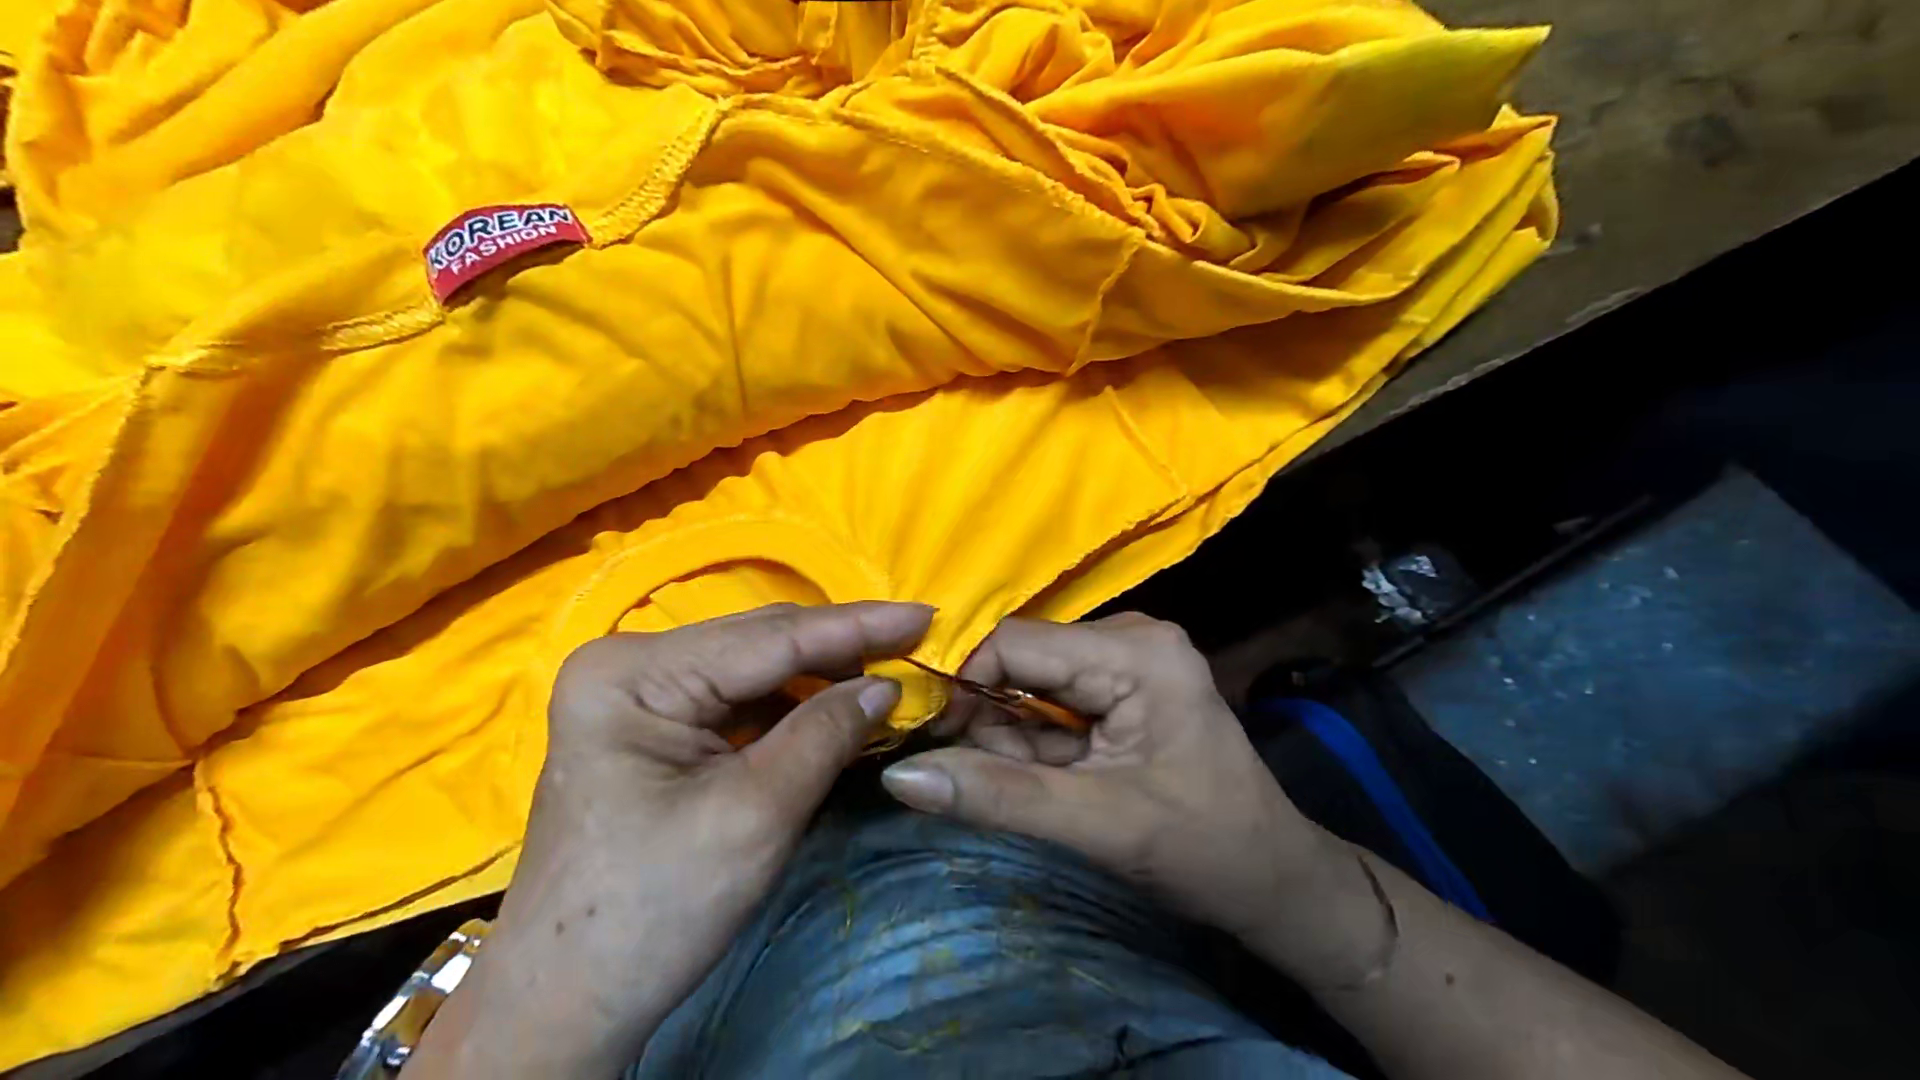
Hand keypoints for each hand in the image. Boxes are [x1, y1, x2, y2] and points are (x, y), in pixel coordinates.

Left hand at [407, 601, 931, 1078]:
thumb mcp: (756, 814)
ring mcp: (638, 692)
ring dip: (821, 675)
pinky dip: (794, 703)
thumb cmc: (655, 910)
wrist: (569, 1002)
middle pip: (760, 643)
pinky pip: (740, 698)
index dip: (857, 626)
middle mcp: (630, 664)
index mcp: (634, 674)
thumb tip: (888, 683)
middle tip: (915, 645)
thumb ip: (826, 734)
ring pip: (755, 668)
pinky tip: (836, 707)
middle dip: (841, 648)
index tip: (925, 614)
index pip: (769, 638)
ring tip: (887, 676)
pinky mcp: (654, 723)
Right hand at [879, 613, 1338, 941]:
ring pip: (1028, 684)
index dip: (964, 686)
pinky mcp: (1117, 684)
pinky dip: (1034, 742)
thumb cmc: (1205, 850)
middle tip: (998, 782)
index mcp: (1136, 651)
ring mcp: (1123, 657)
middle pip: (1019, 662)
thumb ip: (999, 797)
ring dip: (1014, 739)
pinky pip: (1048, 701)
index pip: (1015, 644)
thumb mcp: (1099, 826)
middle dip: (994, 723)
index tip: (934, 742)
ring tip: (1050, 788)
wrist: (1274, 879)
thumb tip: (900, 776)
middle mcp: (1128, 636)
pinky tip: (1059, 778)